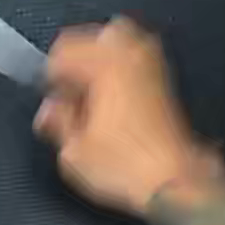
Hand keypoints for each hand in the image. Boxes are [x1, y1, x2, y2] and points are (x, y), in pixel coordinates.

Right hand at [34, 17, 220, 214]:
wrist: (174, 184)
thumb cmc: (124, 169)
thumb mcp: (74, 154)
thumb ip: (58, 123)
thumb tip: (51, 110)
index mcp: (103, 60)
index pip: (61, 52)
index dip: (50, 82)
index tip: (51, 108)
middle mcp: (130, 52)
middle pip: (92, 40)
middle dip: (78, 66)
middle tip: (72, 101)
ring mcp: (153, 64)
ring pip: (117, 46)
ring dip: (101, 67)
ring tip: (93, 104)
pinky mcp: (167, 84)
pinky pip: (135, 64)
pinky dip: (121, 77)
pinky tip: (115, 108)